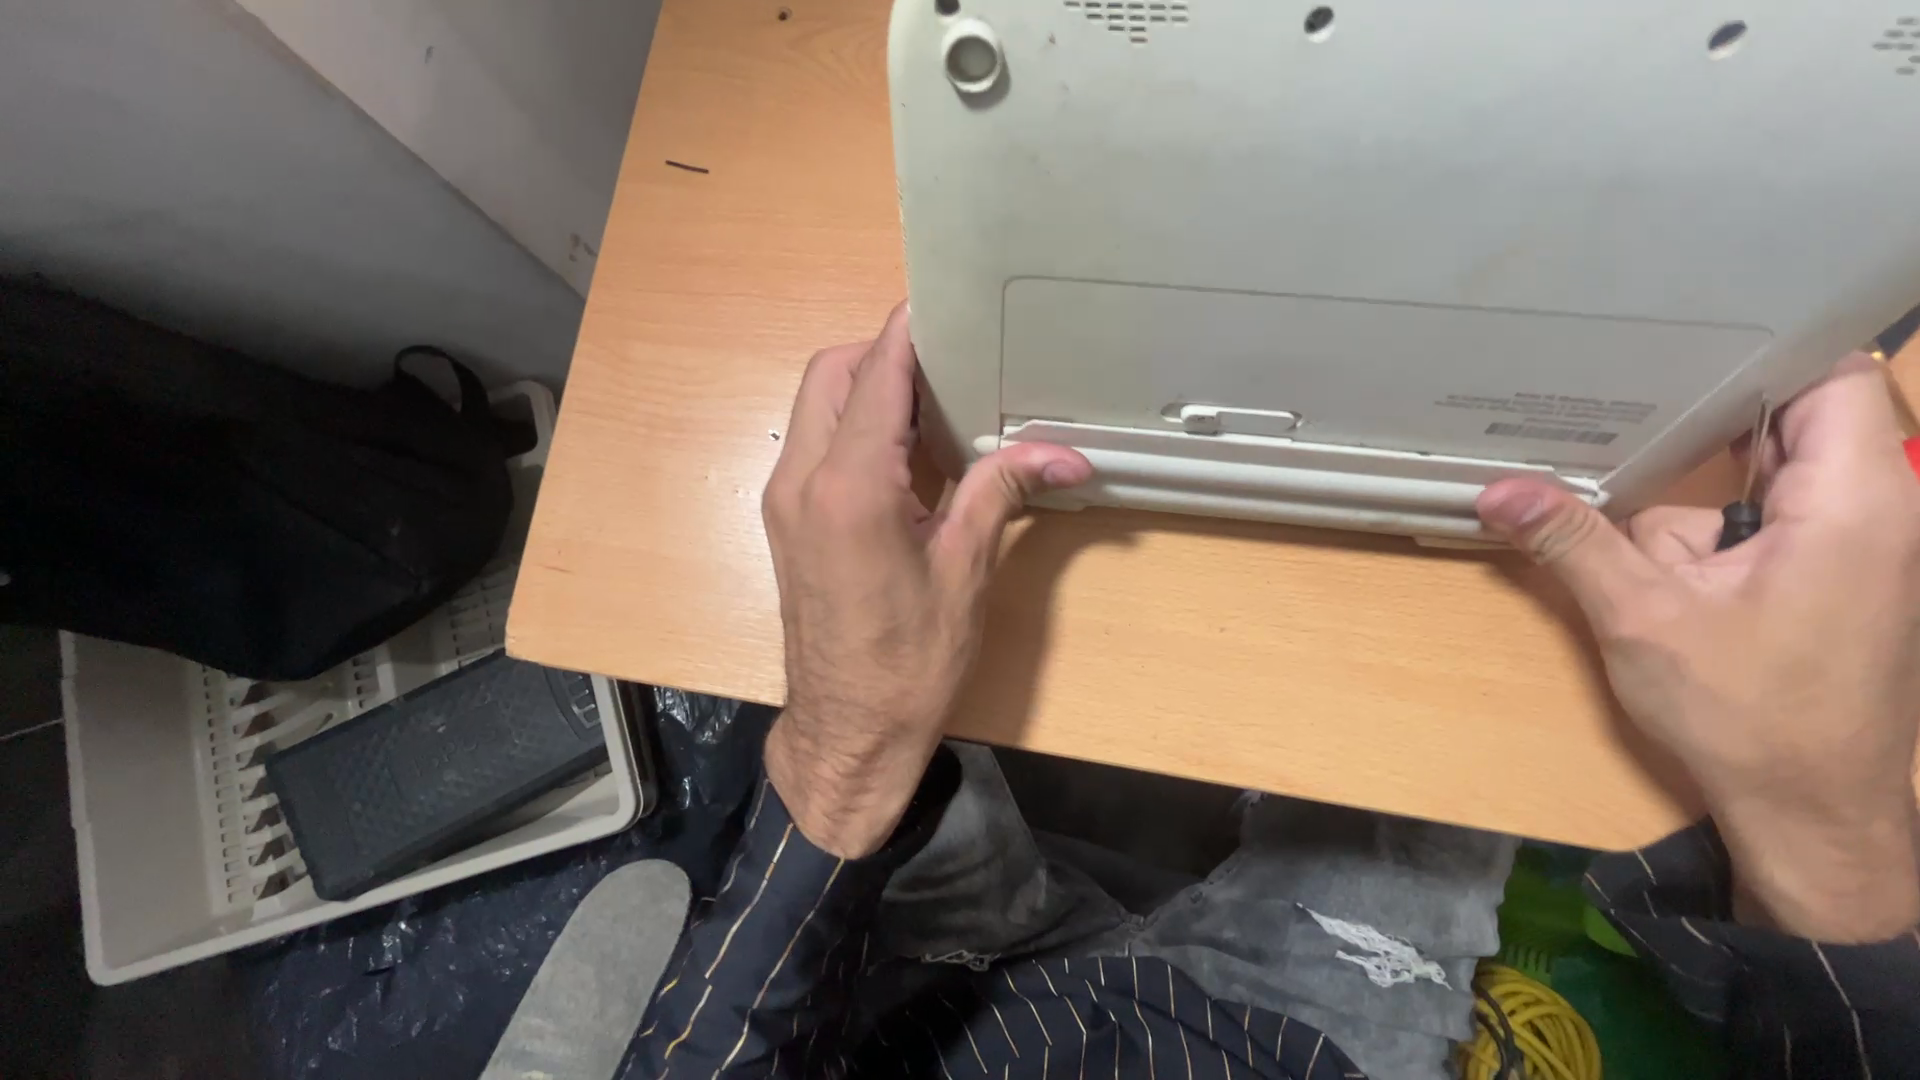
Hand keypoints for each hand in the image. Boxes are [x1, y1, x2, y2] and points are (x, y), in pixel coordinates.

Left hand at [760, 304, 1090, 857]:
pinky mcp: (785, 521)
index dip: (910, 330)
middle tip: (949, 368)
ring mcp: (784, 500)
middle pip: (831, 374)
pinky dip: (853, 427)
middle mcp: (800, 480)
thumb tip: (1065, 451)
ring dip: (867, 390)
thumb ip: (1001, 492)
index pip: (875, 373)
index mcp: (849, 487)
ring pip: (815, 406)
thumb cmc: (911, 663)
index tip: (950, 304)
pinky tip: (906, 452)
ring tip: (935, 404)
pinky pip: (813, 443)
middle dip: (884, 355)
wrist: (848, 733)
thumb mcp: (965, 572)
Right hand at [1478, 354, 1919, 942]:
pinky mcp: (1808, 574)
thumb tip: (1496, 490)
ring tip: (1603, 474)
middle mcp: (1865, 510)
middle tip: (1605, 396)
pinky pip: (1744, 518)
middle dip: (1696, 416)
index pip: (1835, 383)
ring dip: (1682, 483)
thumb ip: (1574, 543)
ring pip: (1751, 476)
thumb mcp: (1644, 619)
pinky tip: (1637, 547)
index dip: (1766, 354)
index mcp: (1856, 504)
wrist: (1809, 806)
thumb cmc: (1749, 712)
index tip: (1675, 343)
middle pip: (1781, 423)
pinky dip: (1691, 523)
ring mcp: (1837, 545)